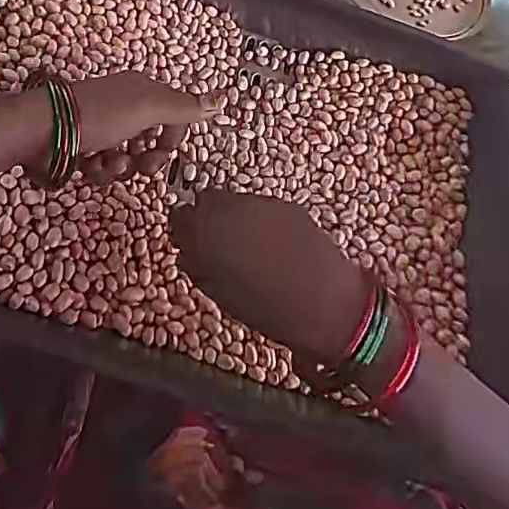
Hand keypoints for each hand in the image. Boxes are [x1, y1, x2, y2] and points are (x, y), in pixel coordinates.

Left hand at [34, 72, 222, 185]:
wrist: (43, 130)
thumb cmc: (99, 115)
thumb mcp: (148, 107)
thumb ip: (184, 107)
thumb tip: (220, 100)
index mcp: (141, 90)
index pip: (174, 115)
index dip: (173, 138)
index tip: (164, 151)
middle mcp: (123, 107)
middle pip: (150, 142)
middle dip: (146, 159)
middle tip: (137, 164)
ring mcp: (102, 128)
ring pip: (127, 159)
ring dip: (120, 168)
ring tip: (105, 163)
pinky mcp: (82, 148)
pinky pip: (103, 168)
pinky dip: (99, 171)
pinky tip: (89, 166)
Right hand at [170, 191, 369, 363]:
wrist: (330, 306)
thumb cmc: (267, 309)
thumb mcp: (219, 292)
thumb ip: (197, 263)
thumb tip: (188, 249)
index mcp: (207, 229)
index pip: (179, 215)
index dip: (183, 230)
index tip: (189, 244)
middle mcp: (232, 207)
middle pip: (207, 200)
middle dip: (207, 218)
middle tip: (217, 245)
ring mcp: (262, 203)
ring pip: (235, 202)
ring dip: (234, 218)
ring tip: (248, 248)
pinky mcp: (287, 206)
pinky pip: (262, 208)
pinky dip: (260, 221)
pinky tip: (272, 247)